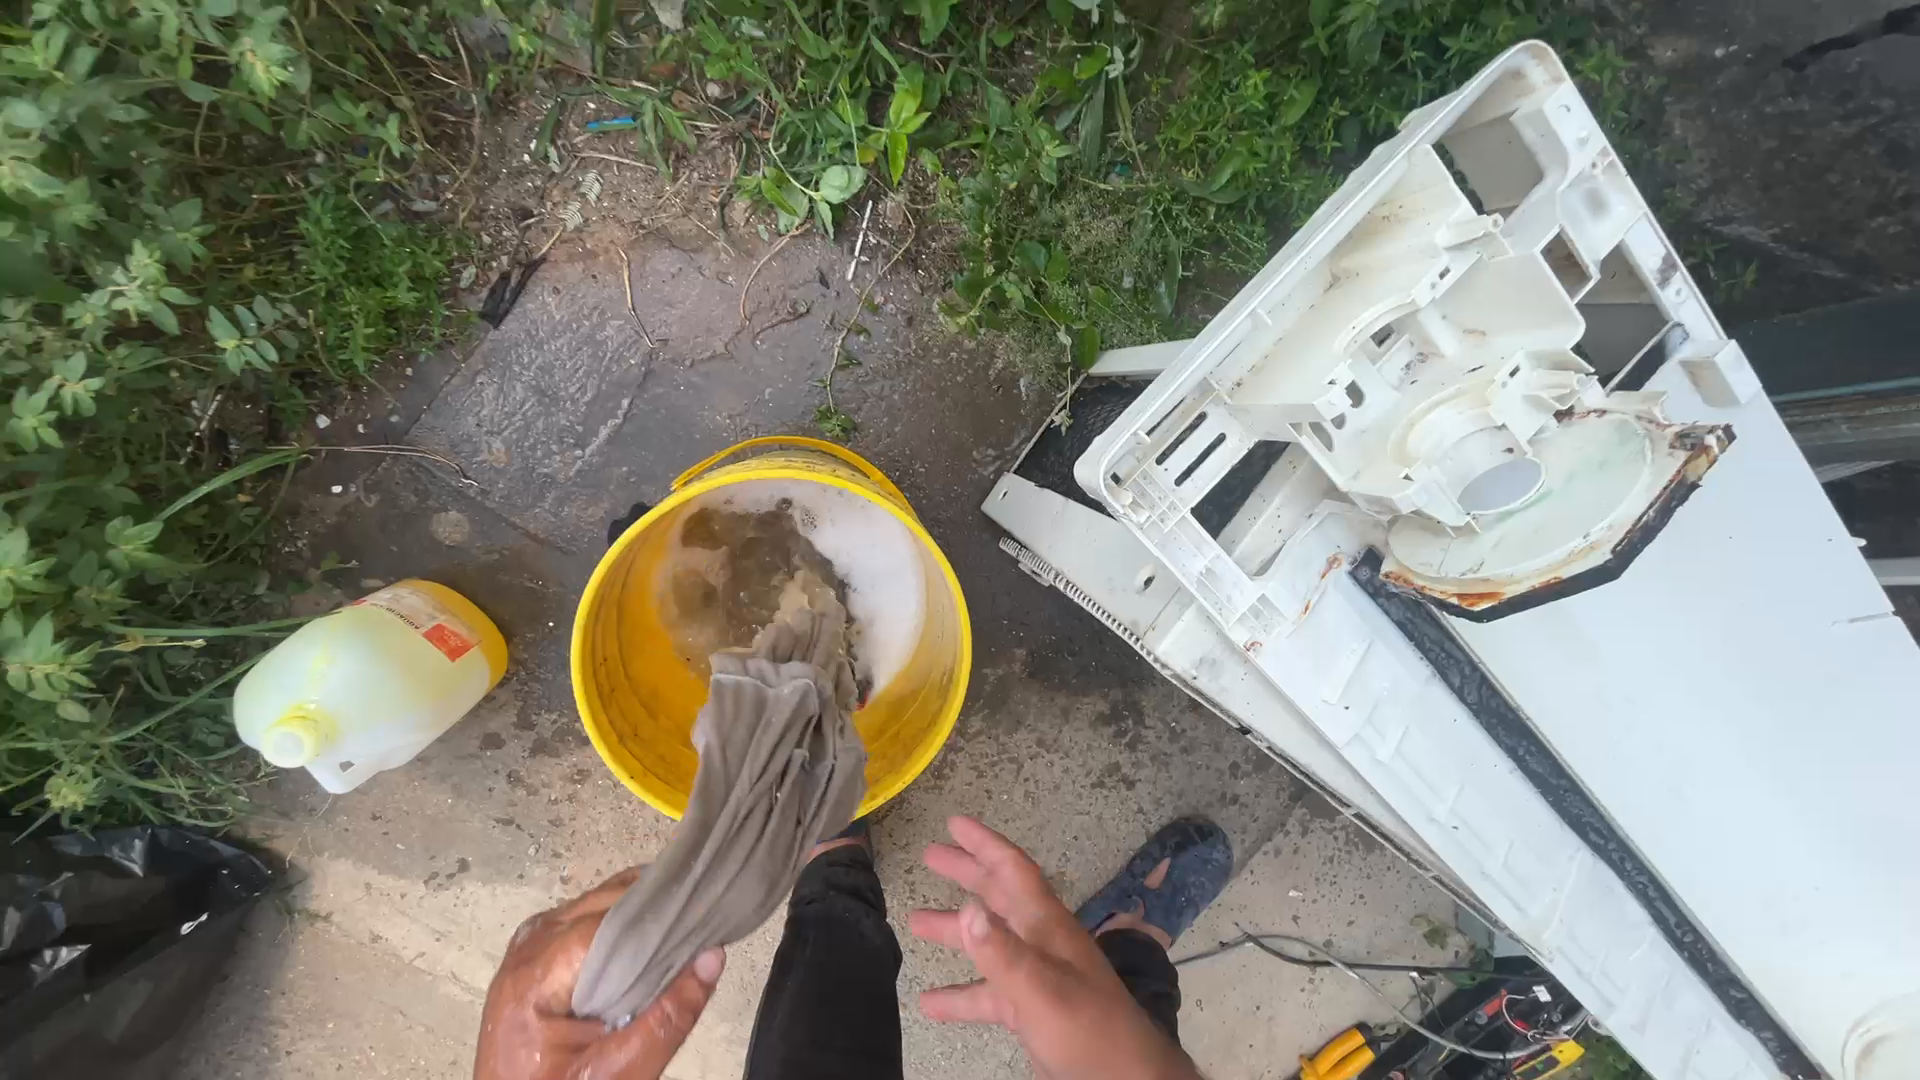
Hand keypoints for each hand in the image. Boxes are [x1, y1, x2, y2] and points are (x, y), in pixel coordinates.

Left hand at [475, 867, 724, 1079]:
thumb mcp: (620, 1075)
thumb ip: (667, 1020)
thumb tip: (713, 955)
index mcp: (535, 976)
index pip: (612, 919)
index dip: (661, 913)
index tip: (704, 914)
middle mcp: (529, 947)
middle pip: (607, 903)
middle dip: (654, 912)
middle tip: (697, 928)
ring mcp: (531, 943)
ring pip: (602, 902)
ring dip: (641, 913)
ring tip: (676, 933)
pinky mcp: (539, 949)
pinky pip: (591, 915)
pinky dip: (624, 921)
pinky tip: (647, 941)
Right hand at [908, 816, 1201, 1079]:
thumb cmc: (1087, 1026)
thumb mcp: (1041, 988)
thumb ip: (1003, 951)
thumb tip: (966, 907)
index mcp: (1045, 923)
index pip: (1012, 868)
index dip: (984, 843)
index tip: (954, 822)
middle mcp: (1039, 939)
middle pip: (997, 895)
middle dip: (965, 873)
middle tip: (929, 855)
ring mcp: (1035, 974)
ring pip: (988, 942)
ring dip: (954, 931)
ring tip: (914, 922)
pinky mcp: (1031, 1009)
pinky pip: (989, 992)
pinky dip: (960, 993)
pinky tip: (930, 1003)